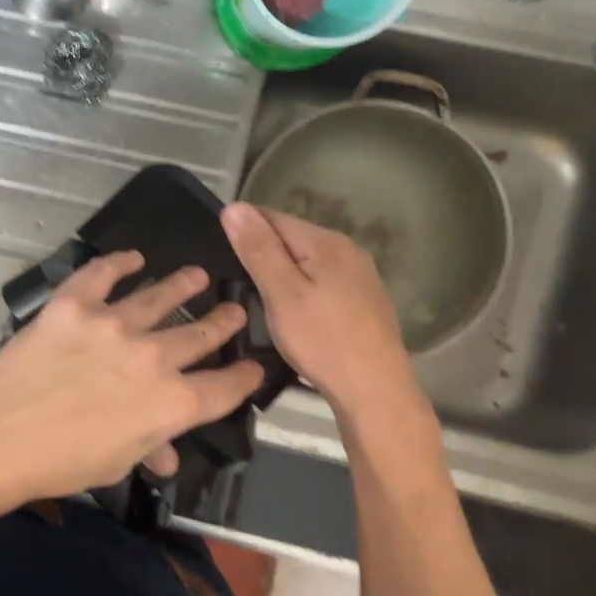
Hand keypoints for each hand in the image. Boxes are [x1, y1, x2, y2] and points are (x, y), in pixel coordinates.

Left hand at [0, 250, 264, 504]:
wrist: (1, 438)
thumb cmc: (62, 464)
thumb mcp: (117, 463)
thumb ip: (148, 447)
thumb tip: (164, 454)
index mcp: (173, 403)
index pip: (224, 388)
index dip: (243, 377)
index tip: (252, 367)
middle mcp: (154, 357)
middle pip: (199, 334)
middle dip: (221, 322)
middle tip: (232, 310)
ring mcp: (113, 324)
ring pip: (158, 297)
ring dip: (181, 285)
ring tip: (195, 275)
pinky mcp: (73, 306)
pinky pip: (101, 274)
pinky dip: (119, 263)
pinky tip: (132, 257)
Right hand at [222, 202, 420, 417]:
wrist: (374, 388)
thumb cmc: (321, 340)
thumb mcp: (280, 293)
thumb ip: (258, 249)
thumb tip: (234, 207)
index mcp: (325, 242)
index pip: (272, 217)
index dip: (242, 229)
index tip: (221, 254)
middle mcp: (347, 248)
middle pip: (291, 236)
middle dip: (262, 249)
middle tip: (236, 280)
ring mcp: (360, 273)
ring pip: (307, 258)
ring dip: (281, 268)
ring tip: (258, 296)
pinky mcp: (363, 297)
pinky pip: (322, 277)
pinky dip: (301, 285)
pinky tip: (292, 309)